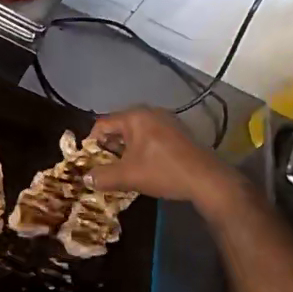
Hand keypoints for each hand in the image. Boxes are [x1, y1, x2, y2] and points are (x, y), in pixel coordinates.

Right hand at [86, 106, 243, 206]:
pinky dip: (142, 149)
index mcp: (135, 116)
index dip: (92, 143)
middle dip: (109, 147)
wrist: (206, 179)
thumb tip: (86, 178)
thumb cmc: (163, 171)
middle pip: (119, 127)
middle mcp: (150, 112)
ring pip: (136, 133)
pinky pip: (151, 136)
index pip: (102, 124)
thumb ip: (103, 176)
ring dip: (126, 149)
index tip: (88, 161)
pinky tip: (144, 166)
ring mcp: (166, 120)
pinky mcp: (178, 132)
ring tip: (122, 169)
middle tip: (104, 166)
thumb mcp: (128, 176)